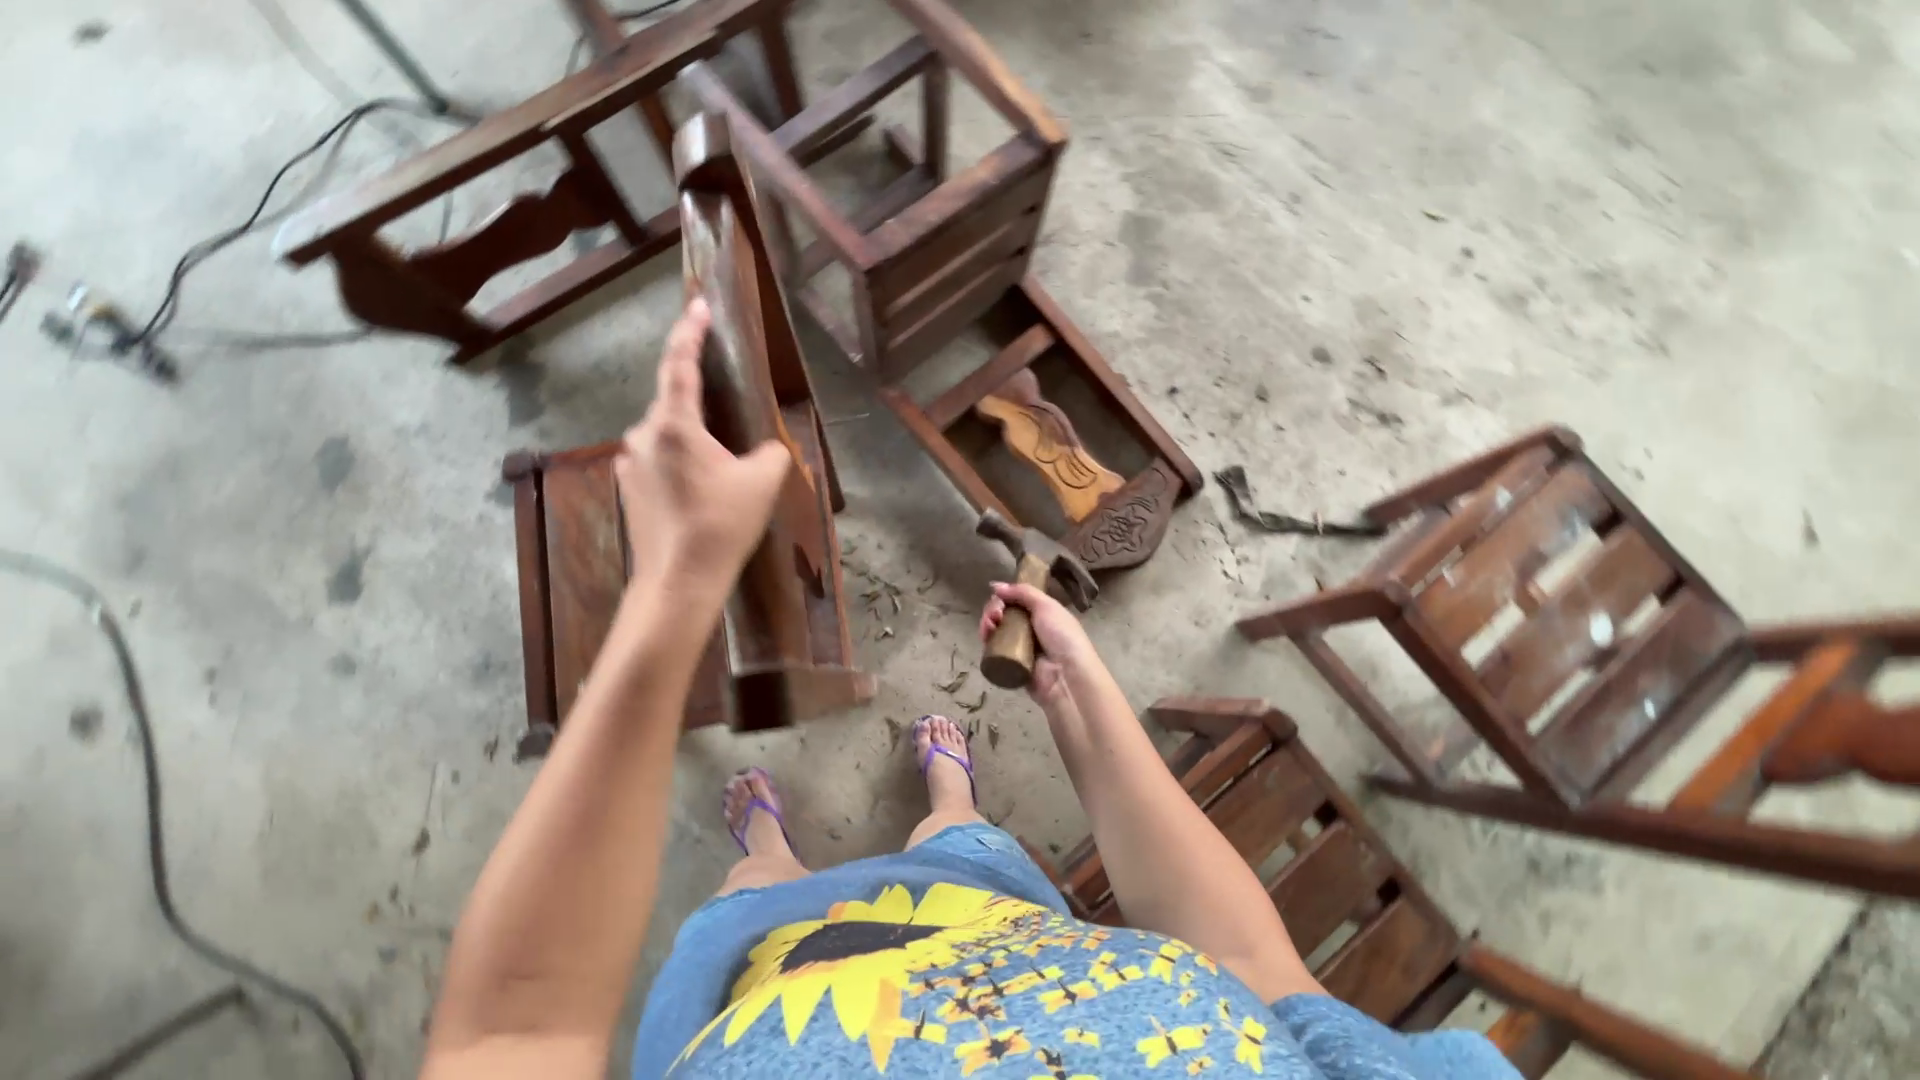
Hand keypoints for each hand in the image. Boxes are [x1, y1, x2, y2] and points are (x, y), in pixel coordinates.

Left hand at [615, 297, 790, 604]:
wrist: (678, 582)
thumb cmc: (721, 526)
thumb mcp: (763, 483)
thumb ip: (771, 451)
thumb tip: (768, 447)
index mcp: (674, 425)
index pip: (680, 365)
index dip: (691, 332)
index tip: (699, 306)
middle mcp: (643, 436)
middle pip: (672, 401)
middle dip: (699, 398)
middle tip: (728, 404)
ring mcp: (629, 463)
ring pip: (664, 434)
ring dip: (691, 436)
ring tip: (720, 461)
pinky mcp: (628, 489)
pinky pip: (656, 459)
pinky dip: (679, 460)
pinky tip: (700, 487)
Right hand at [978, 582, 1096, 708]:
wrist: (1067, 675)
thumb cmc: (1062, 636)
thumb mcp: (1046, 606)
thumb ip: (1022, 592)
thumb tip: (996, 585)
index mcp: (1042, 615)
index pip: (1016, 602)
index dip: (1004, 597)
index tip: (998, 596)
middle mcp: (1030, 631)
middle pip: (1003, 616)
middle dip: (993, 610)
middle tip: (995, 614)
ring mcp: (1019, 649)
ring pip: (995, 632)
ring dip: (988, 624)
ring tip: (989, 625)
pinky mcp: (1010, 666)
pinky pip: (993, 652)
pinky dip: (987, 643)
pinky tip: (986, 637)